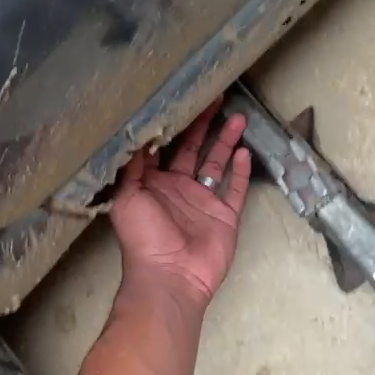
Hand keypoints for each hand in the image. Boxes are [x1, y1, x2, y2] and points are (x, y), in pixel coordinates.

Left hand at [109, 108, 251, 309]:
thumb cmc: (144, 236)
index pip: (164, 148)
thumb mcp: (128, 197)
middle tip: (215, 99)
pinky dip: (241, 171)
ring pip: (218, 164)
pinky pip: (236, 189)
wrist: (171, 275)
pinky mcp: (225, 214)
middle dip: (204, 125)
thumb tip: (136, 134)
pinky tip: (246, 152)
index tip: (181, 100)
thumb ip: (134, 167)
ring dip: (226, 141)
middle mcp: (180, 188)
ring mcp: (205, 201)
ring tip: (239, 117)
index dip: (172, 125)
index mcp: (154, 184)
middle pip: (194, 150)